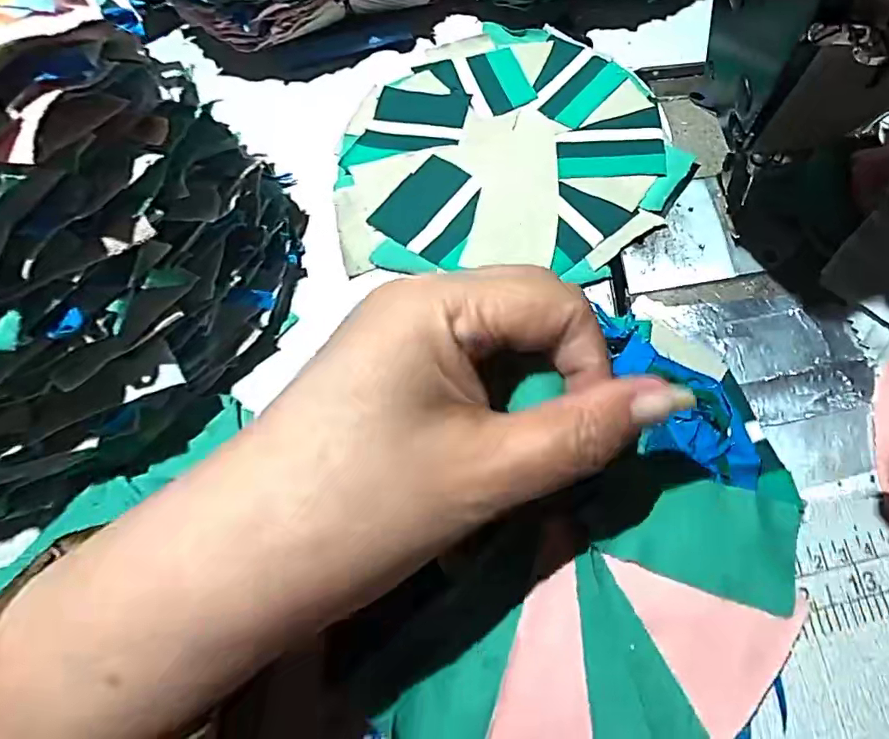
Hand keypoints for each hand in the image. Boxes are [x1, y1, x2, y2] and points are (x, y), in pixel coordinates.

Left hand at [262, 266, 694, 525]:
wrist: (211, 589)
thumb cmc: (351, 516)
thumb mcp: (488, 474)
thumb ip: (588, 431)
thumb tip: (676, 397)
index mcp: (436, 301)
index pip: (557, 300)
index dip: (590, 360)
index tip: (586, 429)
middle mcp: (422, 298)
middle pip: (536, 309)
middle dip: (567, 370)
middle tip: (559, 438)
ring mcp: (405, 331)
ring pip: (513, 337)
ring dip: (538, 387)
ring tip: (522, 446)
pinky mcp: (396, 367)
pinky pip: (480, 360)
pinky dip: (506, 397)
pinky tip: (489, 441)